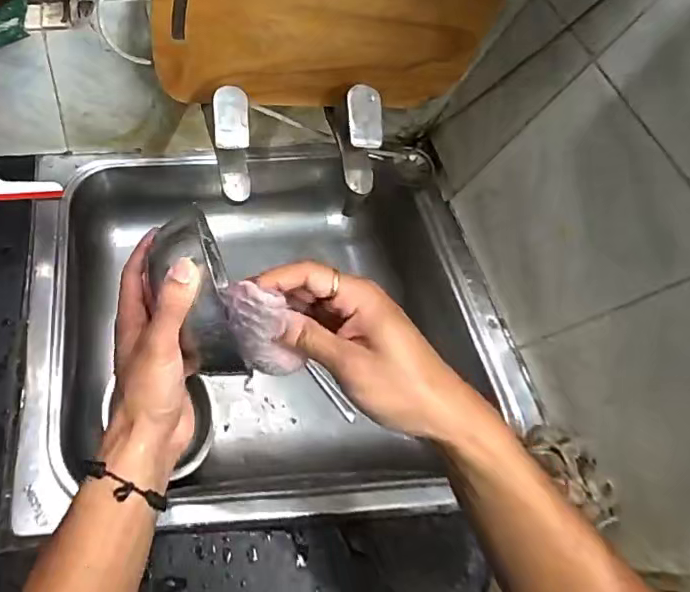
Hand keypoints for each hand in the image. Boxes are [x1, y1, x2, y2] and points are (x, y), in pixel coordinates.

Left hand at [106, 229, 203, 488]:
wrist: (151, 442)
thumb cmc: (147, 393)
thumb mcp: (160, 342)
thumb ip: (173, 305)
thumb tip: (184, 266)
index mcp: (131, 321)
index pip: (133, 277)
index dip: (142, 253)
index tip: (157, 234)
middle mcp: (142, 332)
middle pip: (151, 293)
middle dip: (164, 271)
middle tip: (186, 253)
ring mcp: (158, 351)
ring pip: (169, 316)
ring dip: (182, 299)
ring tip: (204, 283)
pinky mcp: (174, 369)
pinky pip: (185, 341)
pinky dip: (197, 330)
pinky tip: (213, 327)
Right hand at [253, 261, 504, 445]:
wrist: (445, 416)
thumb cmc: (404, 388)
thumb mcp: (351, 365)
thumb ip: (309, 339)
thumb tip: (272, 321)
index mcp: (359, 295)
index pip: (309, 273)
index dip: (276, 279)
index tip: (247, 292)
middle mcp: (356, 298)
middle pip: (307, 285)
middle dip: (276, 296)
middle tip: (244, 311)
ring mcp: (355, 315)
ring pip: (311, 304)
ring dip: (286, 313)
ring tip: (255, 325)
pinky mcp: (355, 332)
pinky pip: (320, 322)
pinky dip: (300, 329)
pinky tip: (281, 341)